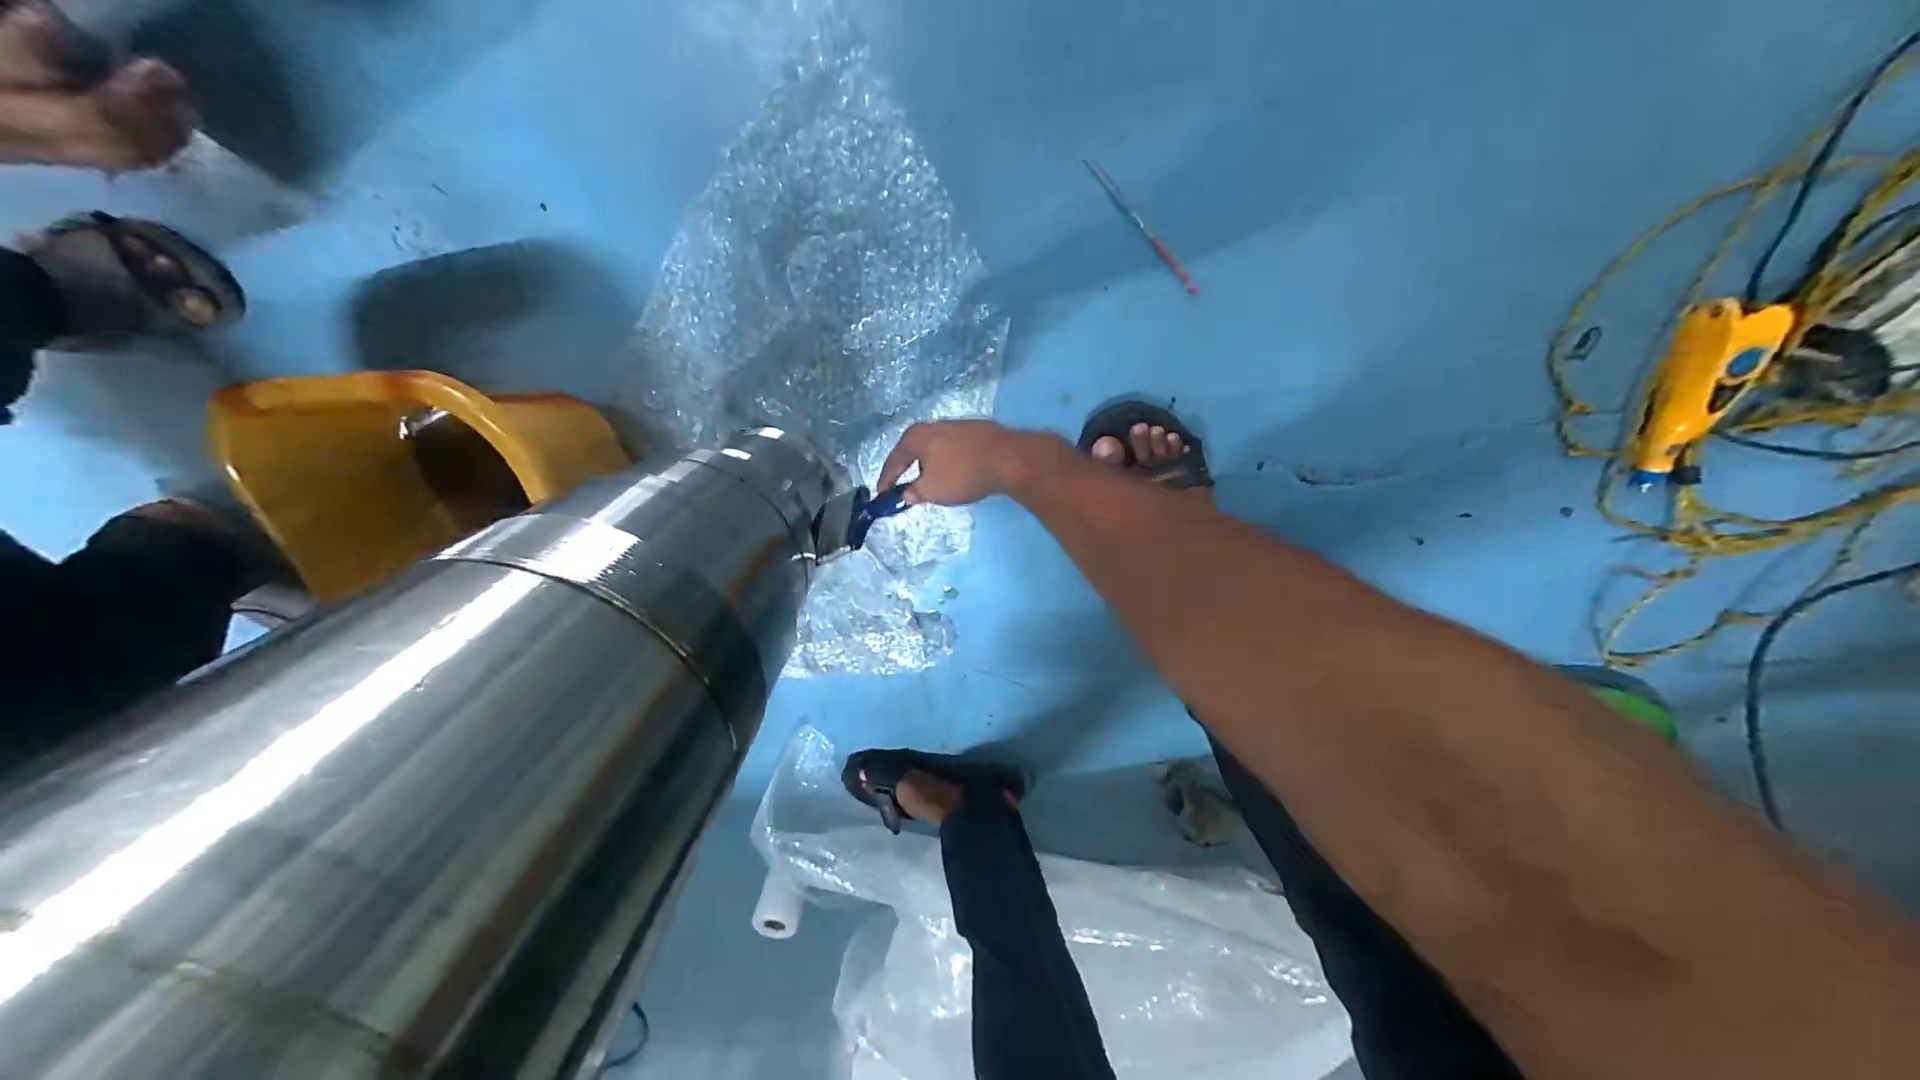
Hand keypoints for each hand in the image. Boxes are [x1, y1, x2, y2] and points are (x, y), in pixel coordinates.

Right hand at [877, 420, 1035, 506]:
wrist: (1008, 459)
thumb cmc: (962, 474)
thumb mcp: (931, 490)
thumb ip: (913, 492)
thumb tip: (905, 494)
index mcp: (917, 436)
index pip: (894, 459)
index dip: (886, 478)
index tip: (880, 493)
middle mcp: (934, 425)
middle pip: (914, 450)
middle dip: (908, 469)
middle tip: (902, 486)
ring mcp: (958, 425)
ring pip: (935, 448)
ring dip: (929, 465)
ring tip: (930, 481)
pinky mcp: (978, 431)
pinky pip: (954, 449)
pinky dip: (948, 462)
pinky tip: (955, 472)